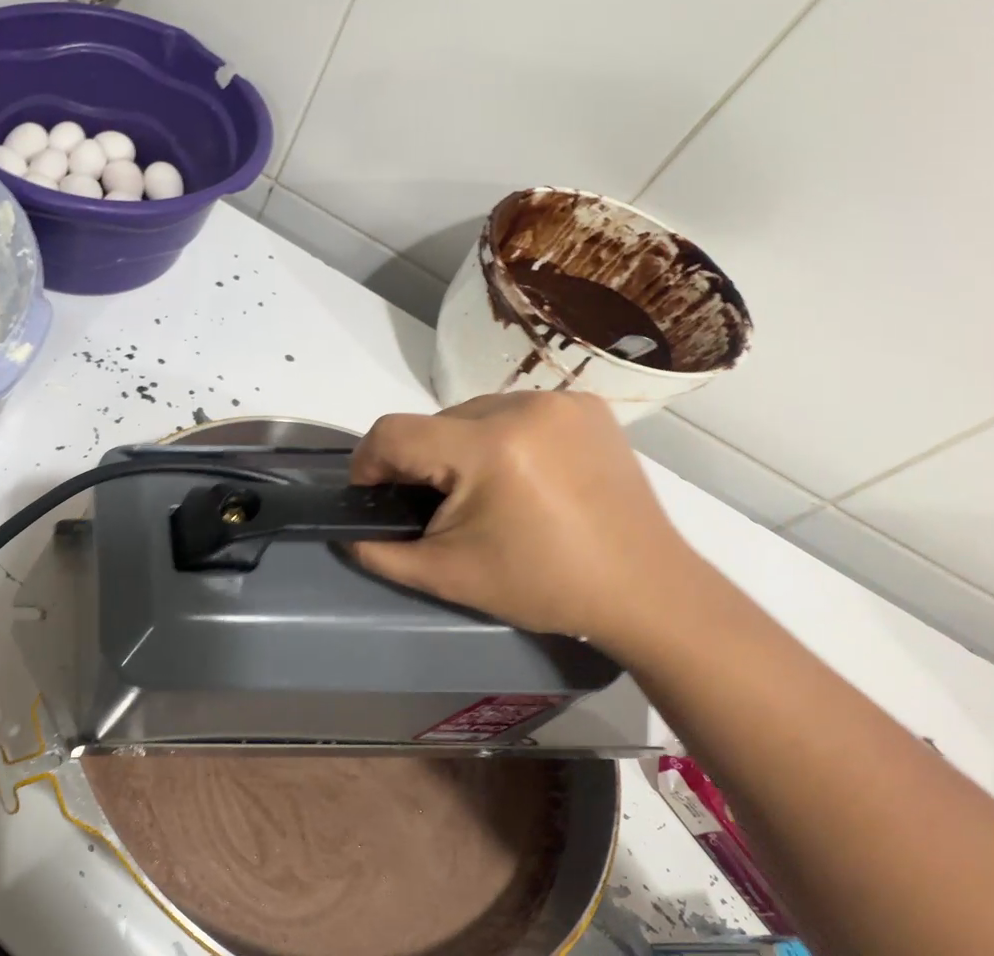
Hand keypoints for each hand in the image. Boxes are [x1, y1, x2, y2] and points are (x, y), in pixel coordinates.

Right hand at [348, 392, 699, 643]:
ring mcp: (561, 401)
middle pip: (433, 423)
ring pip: (471, 414)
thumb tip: (346, 530)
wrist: (647, 592)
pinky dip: (501, 438)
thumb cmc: (543, 585)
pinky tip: (521, 476)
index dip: (368, 465)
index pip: (393, 433)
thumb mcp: (446, 575)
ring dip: (459, 448)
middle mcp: (524, 407)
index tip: (376, 497)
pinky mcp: (586, 406)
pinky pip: (514, 412)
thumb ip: (379, 550)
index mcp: (489, 447)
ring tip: (481, 493)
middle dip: (422, 463)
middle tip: (438, 509)